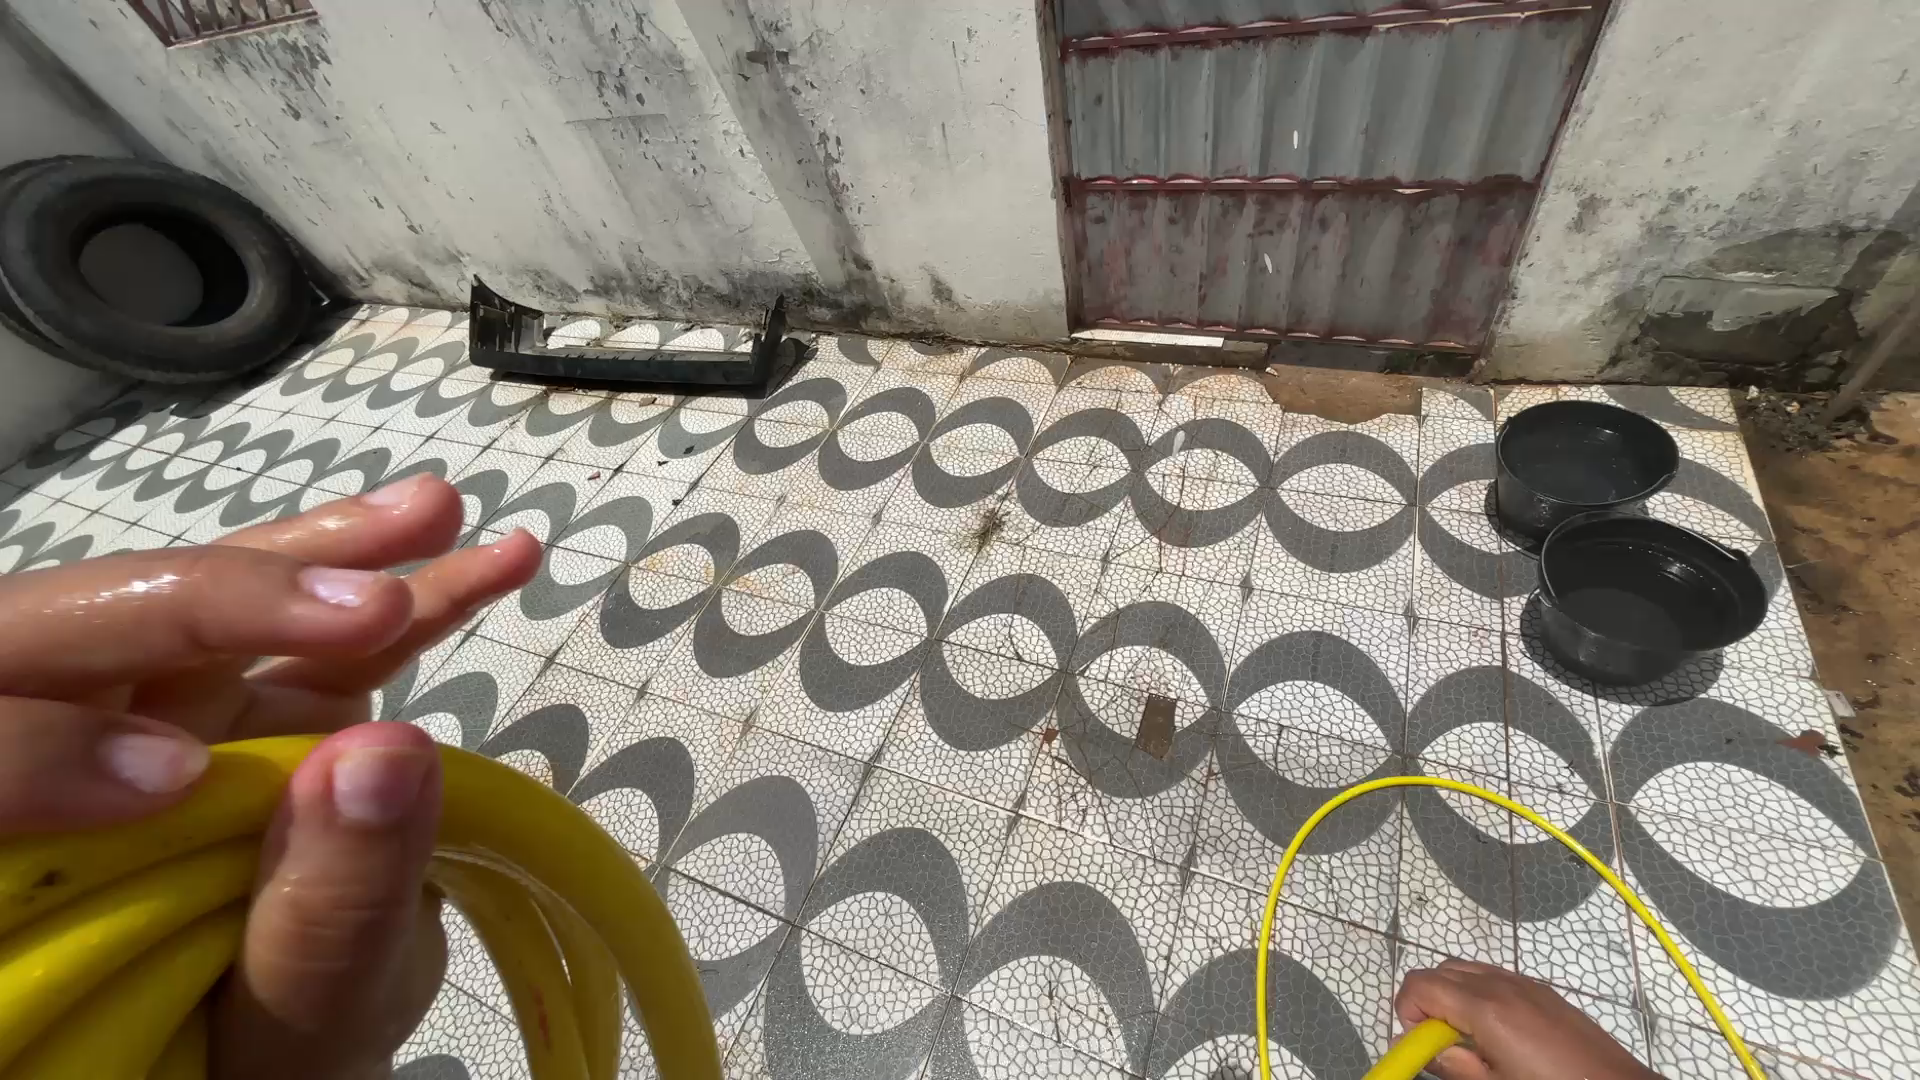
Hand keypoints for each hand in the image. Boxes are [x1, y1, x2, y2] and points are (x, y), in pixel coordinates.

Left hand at [0, 473, 540, 1078]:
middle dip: (238, 600)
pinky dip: (424, 592)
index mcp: (13, 845)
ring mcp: (186, 717)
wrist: (311, 1031)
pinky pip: (346, 632)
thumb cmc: (272, 1057)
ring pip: (247, 607)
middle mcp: (80, 750)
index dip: (34, 751)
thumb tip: (389, 751)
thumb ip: (322, 905)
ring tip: (442, 512)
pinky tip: (494, 556)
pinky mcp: (279, 703)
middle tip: (369, 603)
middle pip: (103, 630)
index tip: (178, 784)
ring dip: (351, 558)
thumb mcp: (294, 1020)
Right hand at [1394, 960, 1664, 1079]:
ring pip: (1463, 969)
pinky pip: (1492, 975)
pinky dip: (1478, 991)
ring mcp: (1522, 981)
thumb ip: (1451, 1065)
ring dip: (1451, 994)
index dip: (1407, 1011)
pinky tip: (1499, 1029)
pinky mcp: (1542, 990)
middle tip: (1441, 1042)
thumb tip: (1417, 1048)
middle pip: (1437, 971)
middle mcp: (1497, 983)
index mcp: (1483, 1007)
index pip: (1419, 985)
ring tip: (1469, 1035)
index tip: (1421, 1044)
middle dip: (1426, 1001)